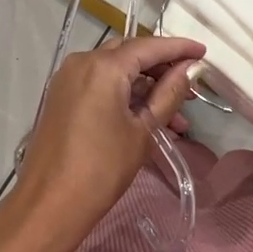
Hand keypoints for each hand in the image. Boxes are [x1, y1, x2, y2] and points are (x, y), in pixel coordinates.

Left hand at [13, 36, 204, 237]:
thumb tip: (188, 69)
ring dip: (145, 87)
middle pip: (130, 53)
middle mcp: (83, 61)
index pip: (149, 46)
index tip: (203, 52)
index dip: (179, 48)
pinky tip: (147, 119)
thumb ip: (168, 94)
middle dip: (162, 68)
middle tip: (190, 89)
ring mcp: (68, 77)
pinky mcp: (62, 95)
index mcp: (104, 66)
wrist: (49, 205)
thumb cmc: (102, 168)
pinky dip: (124, 94)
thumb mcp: (143, 131)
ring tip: (176, 119)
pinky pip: (100, 83)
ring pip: (116, 70)